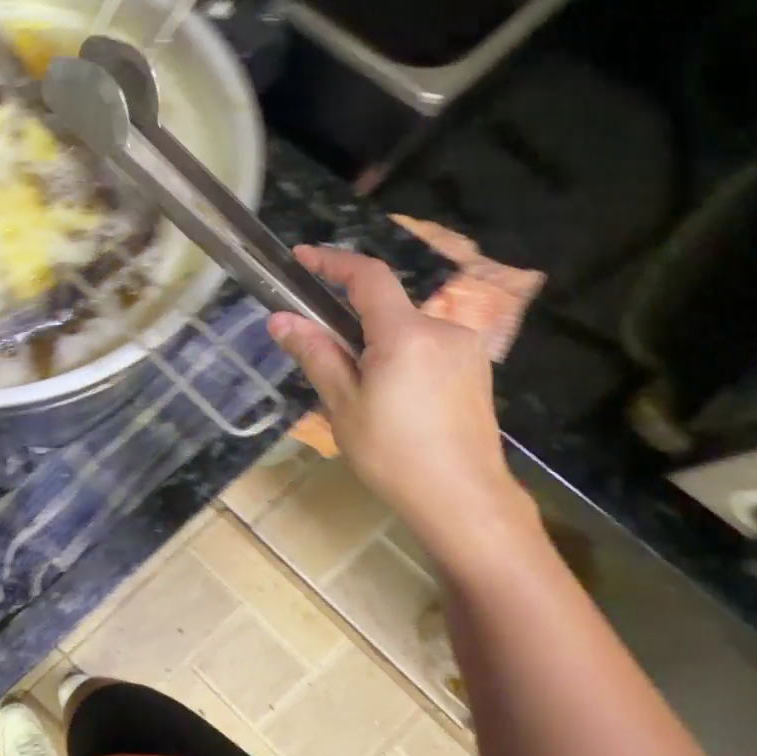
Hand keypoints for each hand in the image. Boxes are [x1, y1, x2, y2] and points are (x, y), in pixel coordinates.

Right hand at [268, 247, 527, 548]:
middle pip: (386, 308)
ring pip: (406, 331)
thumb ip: (316, 354)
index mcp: (405, 334)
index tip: (301, 258)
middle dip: (350, 321)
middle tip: (322, 358)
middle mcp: (442, 330)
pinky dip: (399, 358)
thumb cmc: (392, 453)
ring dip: (375, 344)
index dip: (333, 262)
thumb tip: (281, 319)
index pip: (368, 278)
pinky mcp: (475, 370)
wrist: (461, 497)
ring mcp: (465, 349)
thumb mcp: (342, 405)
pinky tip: (390, 400)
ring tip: (357, 393)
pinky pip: (426, 349)